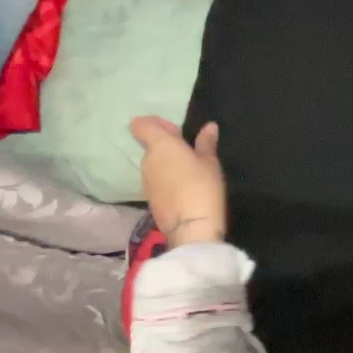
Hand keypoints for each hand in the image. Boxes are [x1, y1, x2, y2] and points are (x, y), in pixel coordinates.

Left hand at [130, 116, 226, 246]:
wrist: (192, 228)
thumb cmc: (203, 187)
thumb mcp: (210, 163)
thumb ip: (206, 143)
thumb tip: (209, 127)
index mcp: (160, 146)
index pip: (141, 125)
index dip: (155, 124)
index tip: (175, 132)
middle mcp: (147, 161)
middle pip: (151, 147)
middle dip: (167, 148)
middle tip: (191, 155)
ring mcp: (146, 182)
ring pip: (154, 166)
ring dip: (168, 167)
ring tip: (190, 176)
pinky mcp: (150, 201)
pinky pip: (157, 184)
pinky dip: (167, 184)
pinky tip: (185, 193)